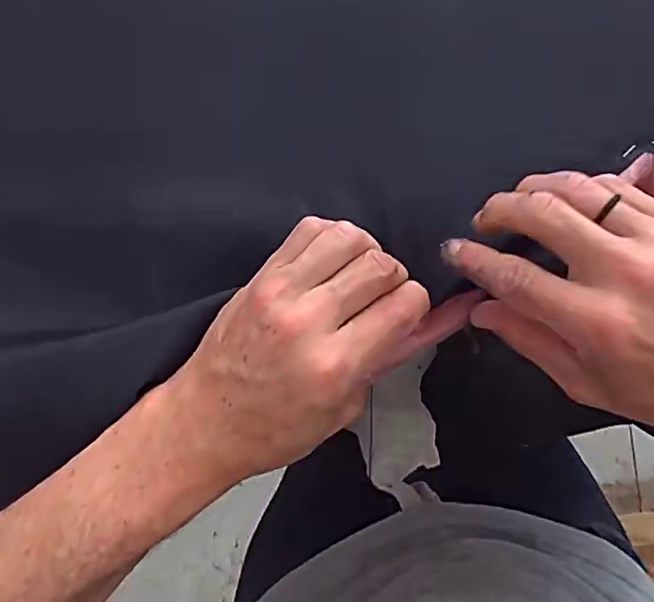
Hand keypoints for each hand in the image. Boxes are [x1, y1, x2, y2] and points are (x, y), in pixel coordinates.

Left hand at [161, 217, 478, 484]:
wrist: (202, 424)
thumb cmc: (277, 425)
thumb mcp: (349, 401)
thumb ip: (400, 349)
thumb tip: (451, 313)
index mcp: (335, 364)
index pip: (406, 301)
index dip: (416, 303)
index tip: (404, 313)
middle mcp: (309, 322)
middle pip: (383, 264)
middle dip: (393, 278)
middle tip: (378, 298)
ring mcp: (281, 293)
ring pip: (351, 236)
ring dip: (365, 252)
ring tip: (354, 275)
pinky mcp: (263, 275)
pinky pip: (313, 228)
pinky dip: (332, 237)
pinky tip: (329, 261)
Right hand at [442, 173, 653, 448]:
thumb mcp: (591, 385)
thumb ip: (531, 341)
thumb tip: (482, 308)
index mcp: (597, 323)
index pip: (517, 276)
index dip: (477, 259)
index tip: (458, 248)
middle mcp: (622, 271)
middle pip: (542, 214)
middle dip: (500, 207)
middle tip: (486, 217)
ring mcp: (653, 238)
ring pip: (579, 187)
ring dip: (538, 186)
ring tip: (520, 197)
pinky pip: (617, 186)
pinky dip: (585, 185)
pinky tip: (571, 195)